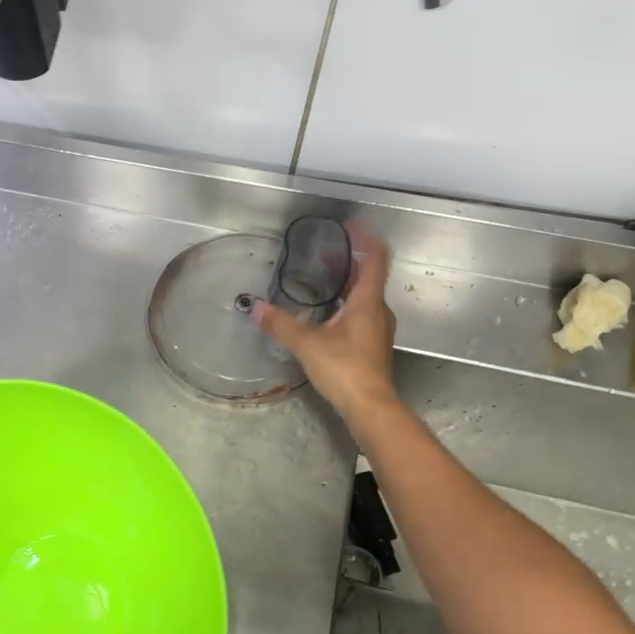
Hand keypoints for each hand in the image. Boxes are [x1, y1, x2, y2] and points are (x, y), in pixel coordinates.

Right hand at [254, 221, 398, 424]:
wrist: (369, 406)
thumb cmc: (344, 368)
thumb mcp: (307, 344)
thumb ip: (281, 324)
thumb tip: (256, 307)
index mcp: (368, 301)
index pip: (375, 259)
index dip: (365, 239)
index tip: (351, 226)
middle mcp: (378, 311)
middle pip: (369, 277)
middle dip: (349, 262)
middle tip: (326, 253)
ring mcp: (378, 330)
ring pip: (365, 297)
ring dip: (347, 285)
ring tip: (323, 279)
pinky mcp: (372, 347)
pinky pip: (361, 315)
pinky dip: (346, 305)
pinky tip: (326, 313)